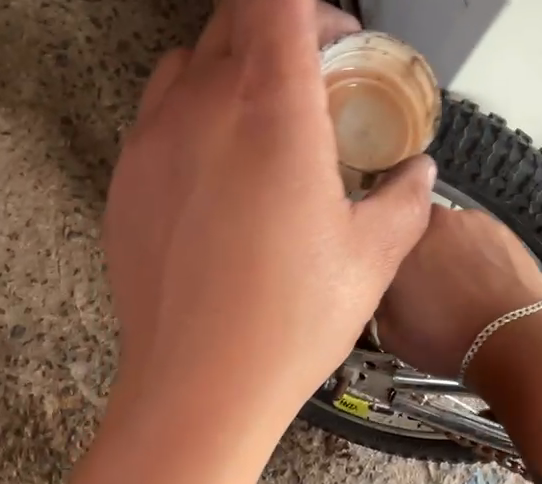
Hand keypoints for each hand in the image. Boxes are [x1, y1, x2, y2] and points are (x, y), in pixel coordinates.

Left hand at [103, 0, 435, 438]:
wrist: (198, 388)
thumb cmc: (282, 327)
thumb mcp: (370, 262)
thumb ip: (402, 202)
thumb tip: (415, 177)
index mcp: (271, 110)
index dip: (310, 10)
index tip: (332, 45)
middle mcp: (202, 108)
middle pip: (233, 21)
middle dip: (277, 41)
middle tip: (307, 97)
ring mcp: (152, 144)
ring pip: (187, 67)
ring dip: (227, 80)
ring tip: (257, 139)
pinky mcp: (125, 185)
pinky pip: (155, 124)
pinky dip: (188, 130)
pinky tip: (216, 189)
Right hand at [376, 205, 541, 378]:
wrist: (513, 337)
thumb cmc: (445, 340)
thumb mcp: (390, 335)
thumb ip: (378, 302)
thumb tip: (386, 291)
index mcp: (394, 246)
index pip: (378, 249)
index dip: (385, 270)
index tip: (395, 292)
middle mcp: (426, 222)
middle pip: (413, 235)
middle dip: (417, 257)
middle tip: (427, 290)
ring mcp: (466, 219)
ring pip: (447, 233)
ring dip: (447, 253)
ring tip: (460, 288)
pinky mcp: (498, 226)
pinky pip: (476, 237)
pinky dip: (475, 255)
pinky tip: (483, 283)